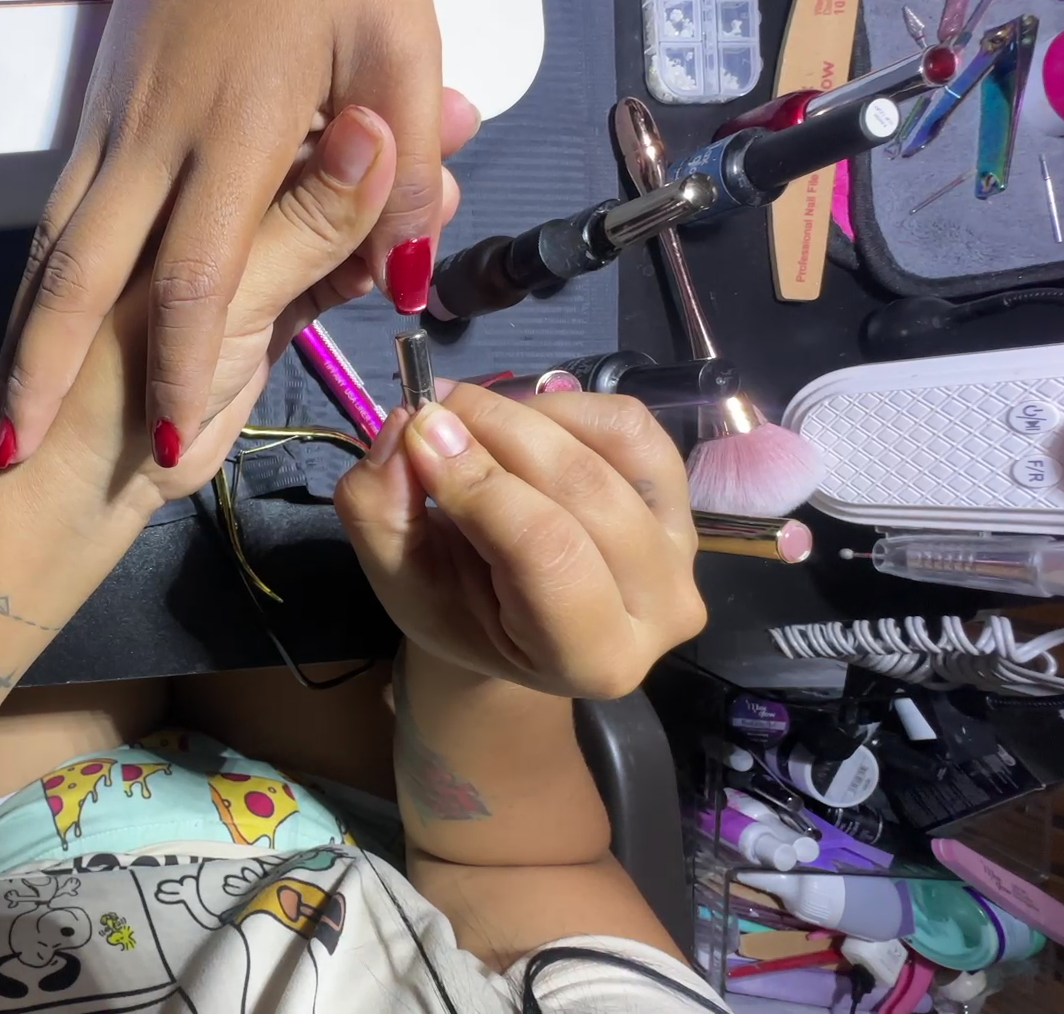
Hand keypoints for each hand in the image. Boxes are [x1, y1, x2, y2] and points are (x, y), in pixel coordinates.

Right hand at [0, 0, 469, 470]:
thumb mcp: (400, 38)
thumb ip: (403, 167)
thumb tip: (407, 277)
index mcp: (234, 131)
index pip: (195, 277)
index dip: (177, 368)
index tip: (164, 443)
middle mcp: (151, 143)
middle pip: (78, 273)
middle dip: (43, 370)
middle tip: (13, 452)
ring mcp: (109, 128)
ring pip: (49, 245)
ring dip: (20, 333)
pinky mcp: (92, 114)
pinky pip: (52, 213)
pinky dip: (30, 280)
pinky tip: (23, 325)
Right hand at [334, 389, 707, 698]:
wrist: (503, 625)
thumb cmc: (449, 613)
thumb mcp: (393, 579)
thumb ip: (380, 512)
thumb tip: (404, 424)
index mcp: (587, 657)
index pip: (547, 551)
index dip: (478, 481)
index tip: (415, 430)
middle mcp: (660, 611)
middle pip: (582, 488)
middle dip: (493, 427)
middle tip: (428, 407)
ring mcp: (683, 553)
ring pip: (610, 447)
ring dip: (522, 413)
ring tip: (464, 418)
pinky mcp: (682, 502)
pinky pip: (628, 427)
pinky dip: (562, 406)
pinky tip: (514, 421)